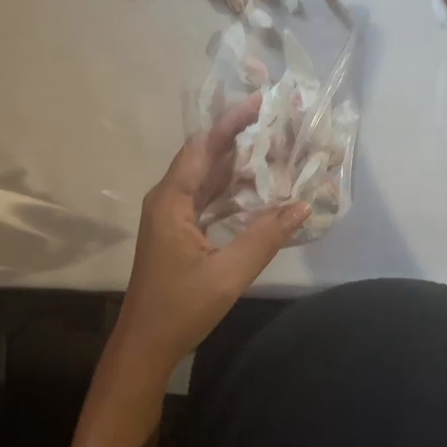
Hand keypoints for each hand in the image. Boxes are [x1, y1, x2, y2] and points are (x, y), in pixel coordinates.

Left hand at [114, 97, 310, 369]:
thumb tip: (301, 205)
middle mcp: (168, 200)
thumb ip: (264, 237)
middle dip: (240, 137)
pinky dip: (232, 191)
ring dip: (238, 165)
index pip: (203, 147)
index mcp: (171, 201)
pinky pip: (207, 200)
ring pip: (207, 178)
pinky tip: (259, 190)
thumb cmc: (180, 308)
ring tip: (276, 148)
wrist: (145, 345)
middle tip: (278, 122)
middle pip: (205, 157)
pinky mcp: (178, 232)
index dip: (231, 122)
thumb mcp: (228, 274)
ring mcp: (171, 216)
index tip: (260, 101)